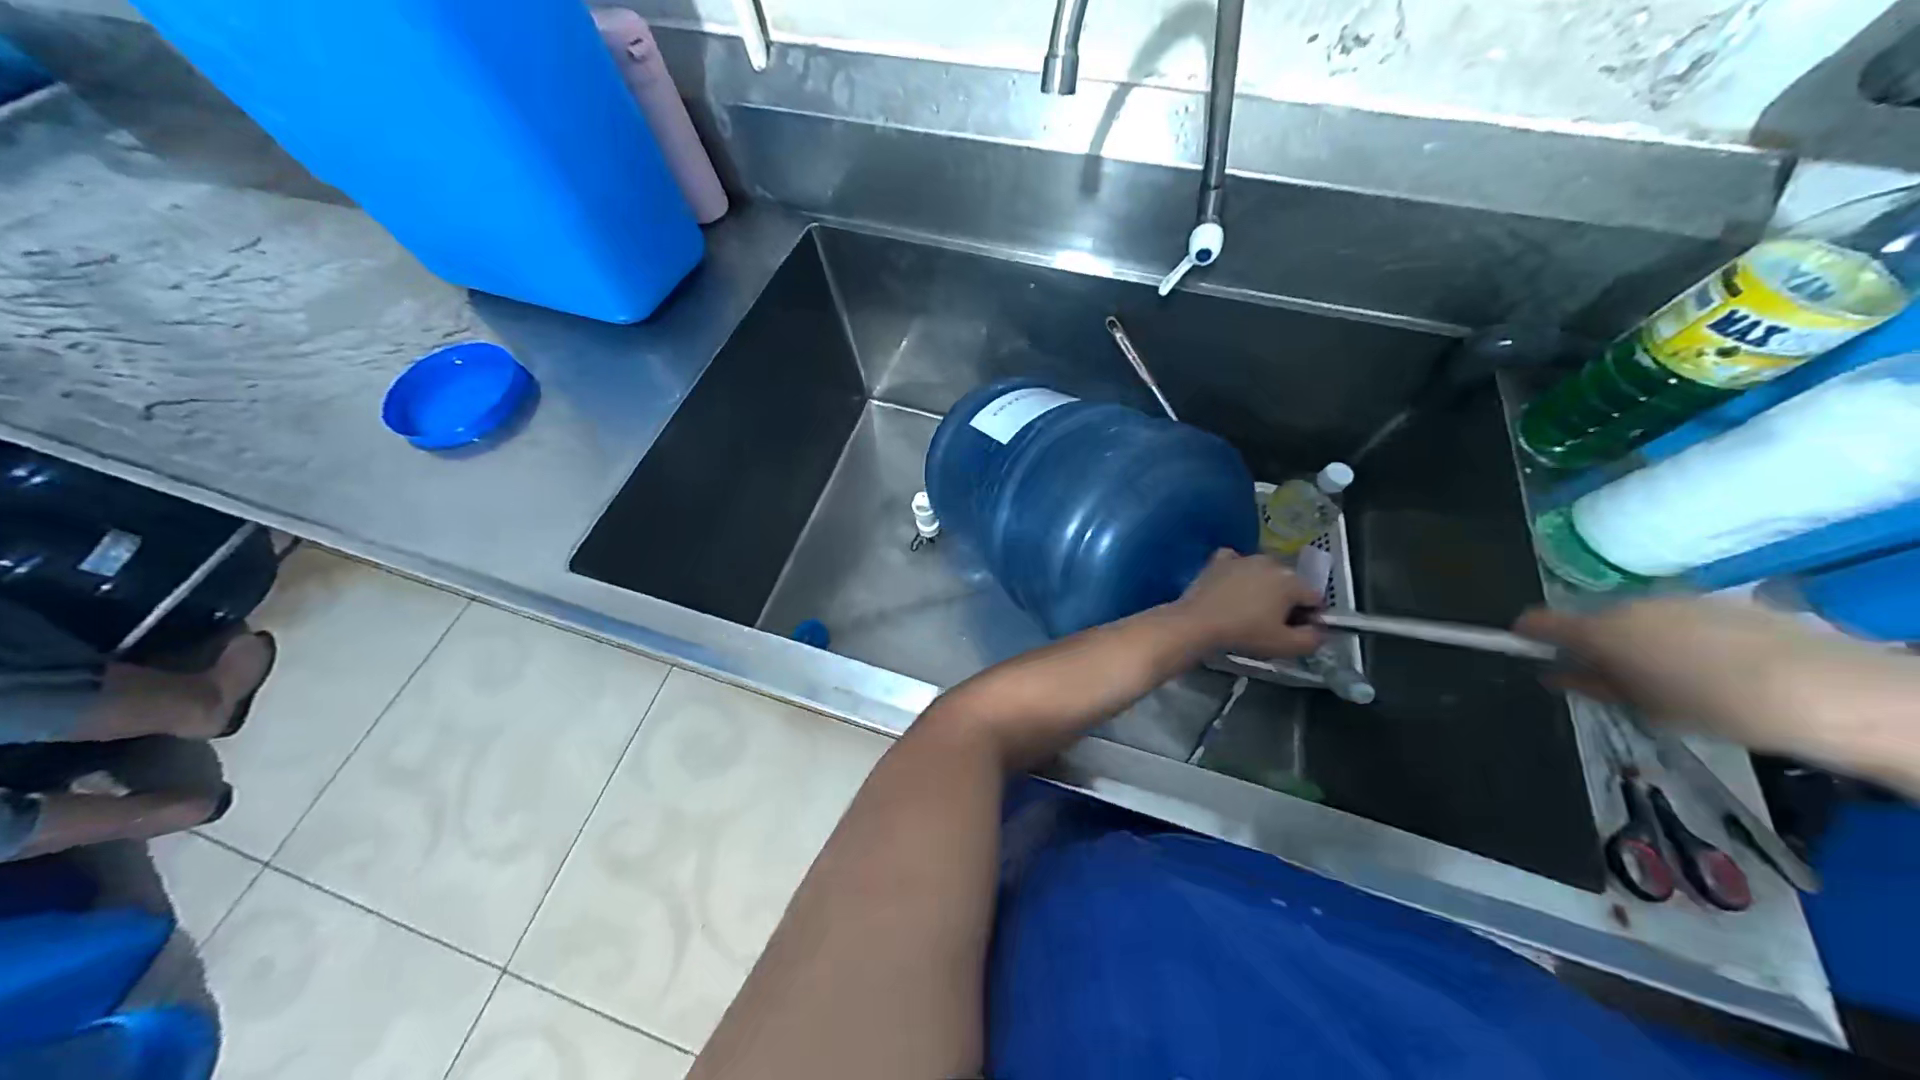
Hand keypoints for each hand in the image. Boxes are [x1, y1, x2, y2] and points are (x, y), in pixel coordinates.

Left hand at [1174, 550, 1324, 658]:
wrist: (1197, 623)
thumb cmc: (1245, 633)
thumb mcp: (1286, 645)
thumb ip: (1313, 639)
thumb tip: (1319, 631)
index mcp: (1292, 581)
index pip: (1315, 598)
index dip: (1310, 617)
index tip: (1293, 631)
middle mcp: (1270, 562)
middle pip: (1290, 583)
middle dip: (1286, 601)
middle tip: (1270, 623)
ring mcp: (1243, 558)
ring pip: (1264, 573)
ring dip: (1263, 587)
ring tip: (1247, 609)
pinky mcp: (1219, 560)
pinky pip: (1236, 563)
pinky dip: (1237, 573)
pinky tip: (1231, 588)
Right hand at [1515, 598, 1919, 792]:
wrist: (1827, 693)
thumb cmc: (1715, 706)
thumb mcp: (1641, 705)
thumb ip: (1590, 684)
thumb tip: (1556, 672)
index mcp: (1601, 629)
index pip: (1538, 621)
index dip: (1526, 635)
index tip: (1521, 647)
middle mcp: (1631, 604)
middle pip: (1592, 618)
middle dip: (1592, 642)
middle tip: (1608, 678)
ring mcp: (1678, 599)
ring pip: (1637, 616)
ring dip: (1636, 639)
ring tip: (1667, 676)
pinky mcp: (1721, 601)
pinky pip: (1679, 617)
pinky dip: (1678, 636)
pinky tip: (1710, 666)